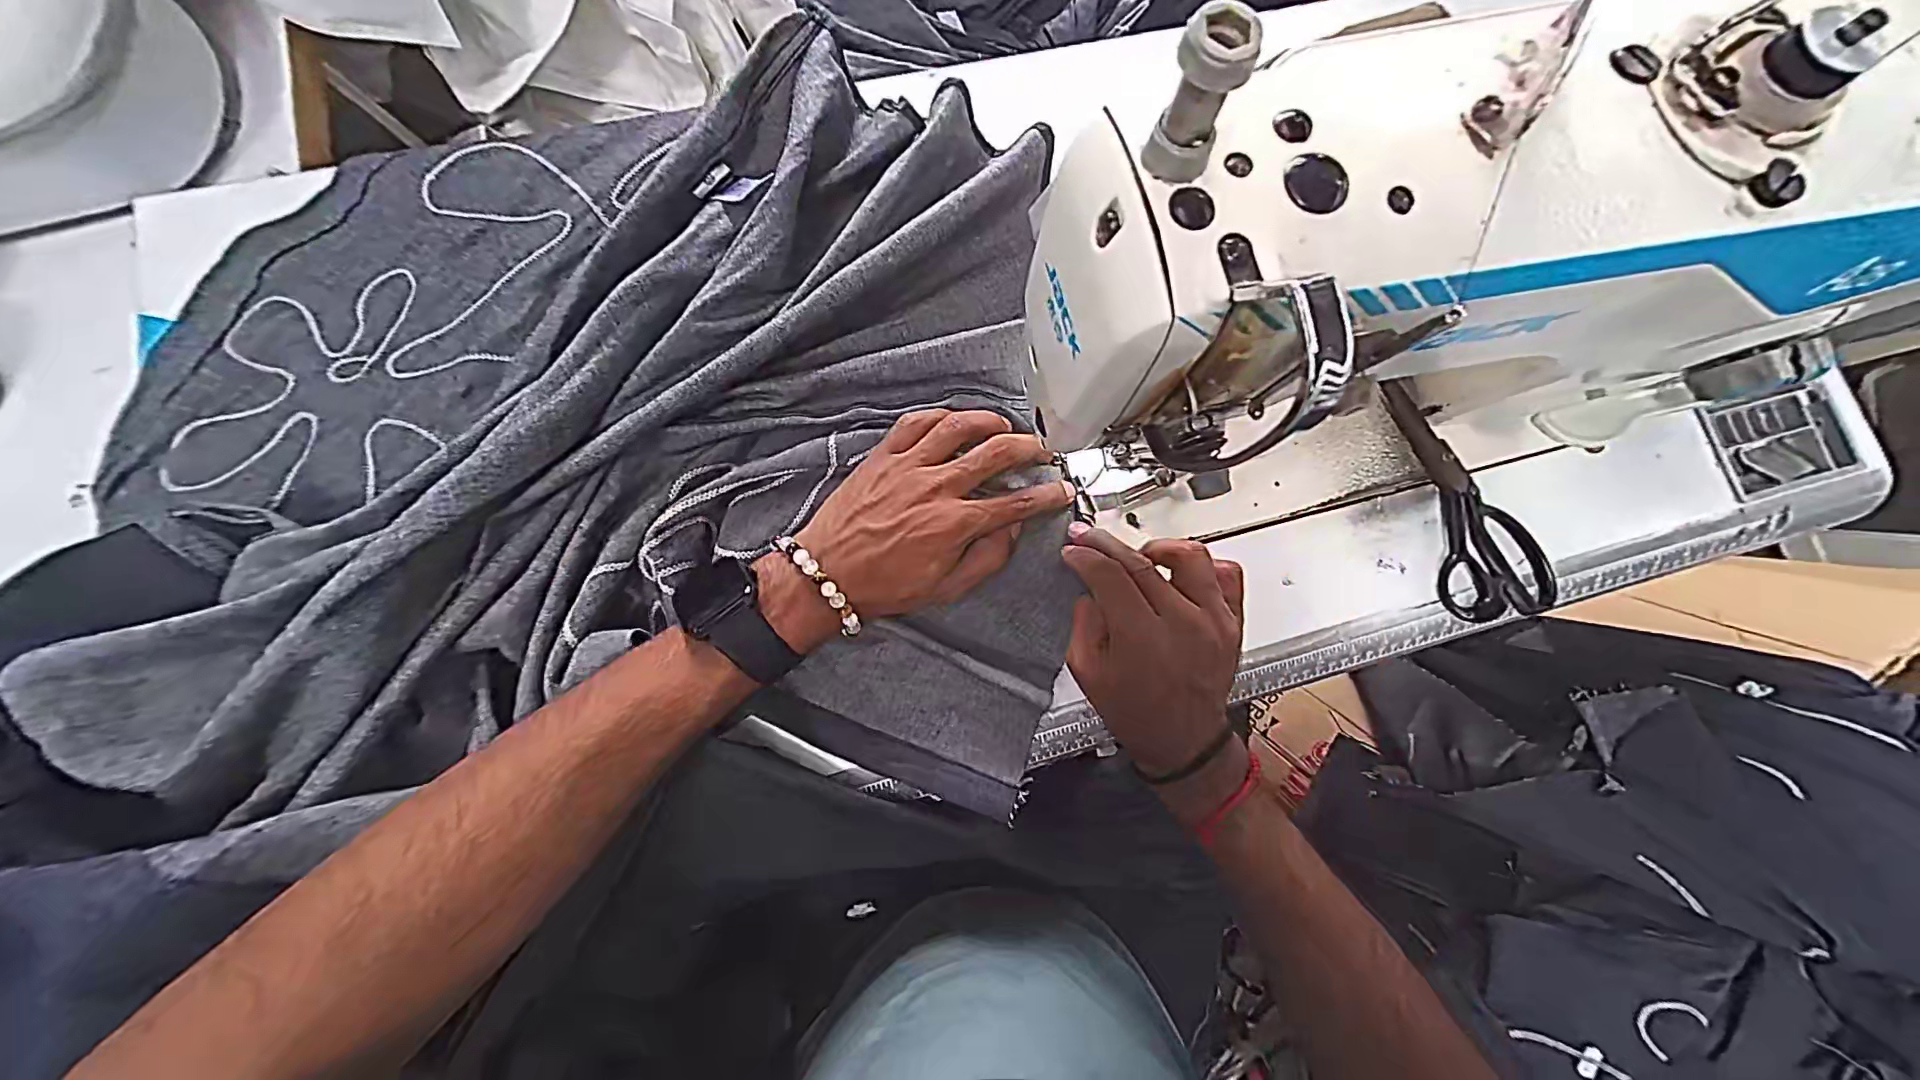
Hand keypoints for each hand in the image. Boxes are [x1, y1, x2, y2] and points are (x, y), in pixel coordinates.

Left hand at [756, 409, 1074, 652]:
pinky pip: (915, 423)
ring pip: (958, 427)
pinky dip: (940, 416)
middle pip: (996, 453)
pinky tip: (952, 421)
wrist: (828, 575)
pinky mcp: (883, 457)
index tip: (1058, 490)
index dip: (1046, 495)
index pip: (1016, 502)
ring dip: (989, 421)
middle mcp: (934, 489)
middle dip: (1028, 448)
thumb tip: (1011, 531)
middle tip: (1039, 451)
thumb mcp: (945, 588)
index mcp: (953, 524)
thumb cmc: (882, 585)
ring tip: (1004, 427)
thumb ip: (987, 558)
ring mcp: (907, 468)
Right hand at [1061, 525, 1247, 814]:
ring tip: (1141, 556)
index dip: (1085, 556)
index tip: (1074, 551)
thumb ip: (1083, 626)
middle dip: (1107, 545)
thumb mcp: (1088, 674)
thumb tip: (1089, 589)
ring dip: (1157, 548)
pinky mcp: (1233, 622)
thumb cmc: (1138, 713)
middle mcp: (1183, 625)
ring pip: (1189, 555)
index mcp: (1142, 640)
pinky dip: (1203, 565)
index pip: (1110, 576)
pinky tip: (1180, 574)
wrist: (1184, 741)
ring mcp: (1214, 621)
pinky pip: (1226, 574)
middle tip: (1090, 539)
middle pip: (1141, 561)